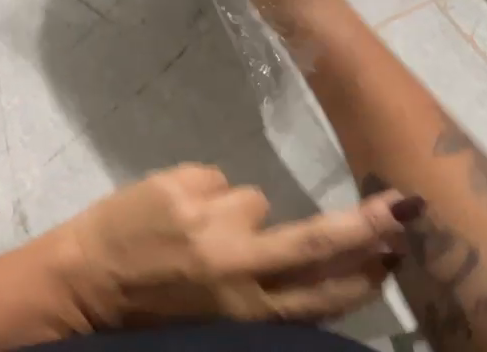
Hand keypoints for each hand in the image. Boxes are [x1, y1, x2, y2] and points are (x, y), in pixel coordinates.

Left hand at [44, 164, 416, 330]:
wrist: (83, 279)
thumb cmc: (150, 303)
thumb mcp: (216, 311)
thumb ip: (259, 286)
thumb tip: (301, 250)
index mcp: (248, 309)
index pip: (324, 295)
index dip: (365, 274)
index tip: (398, 251)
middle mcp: (237, 266)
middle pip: (315, 242)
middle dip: (364, 227)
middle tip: (403, 208)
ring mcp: (209, 220)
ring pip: (251, 195)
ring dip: (230, 207)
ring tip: (192, 225)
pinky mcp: (181, 185)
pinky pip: (212, 174)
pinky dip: (198, 187)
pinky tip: (170, 206)